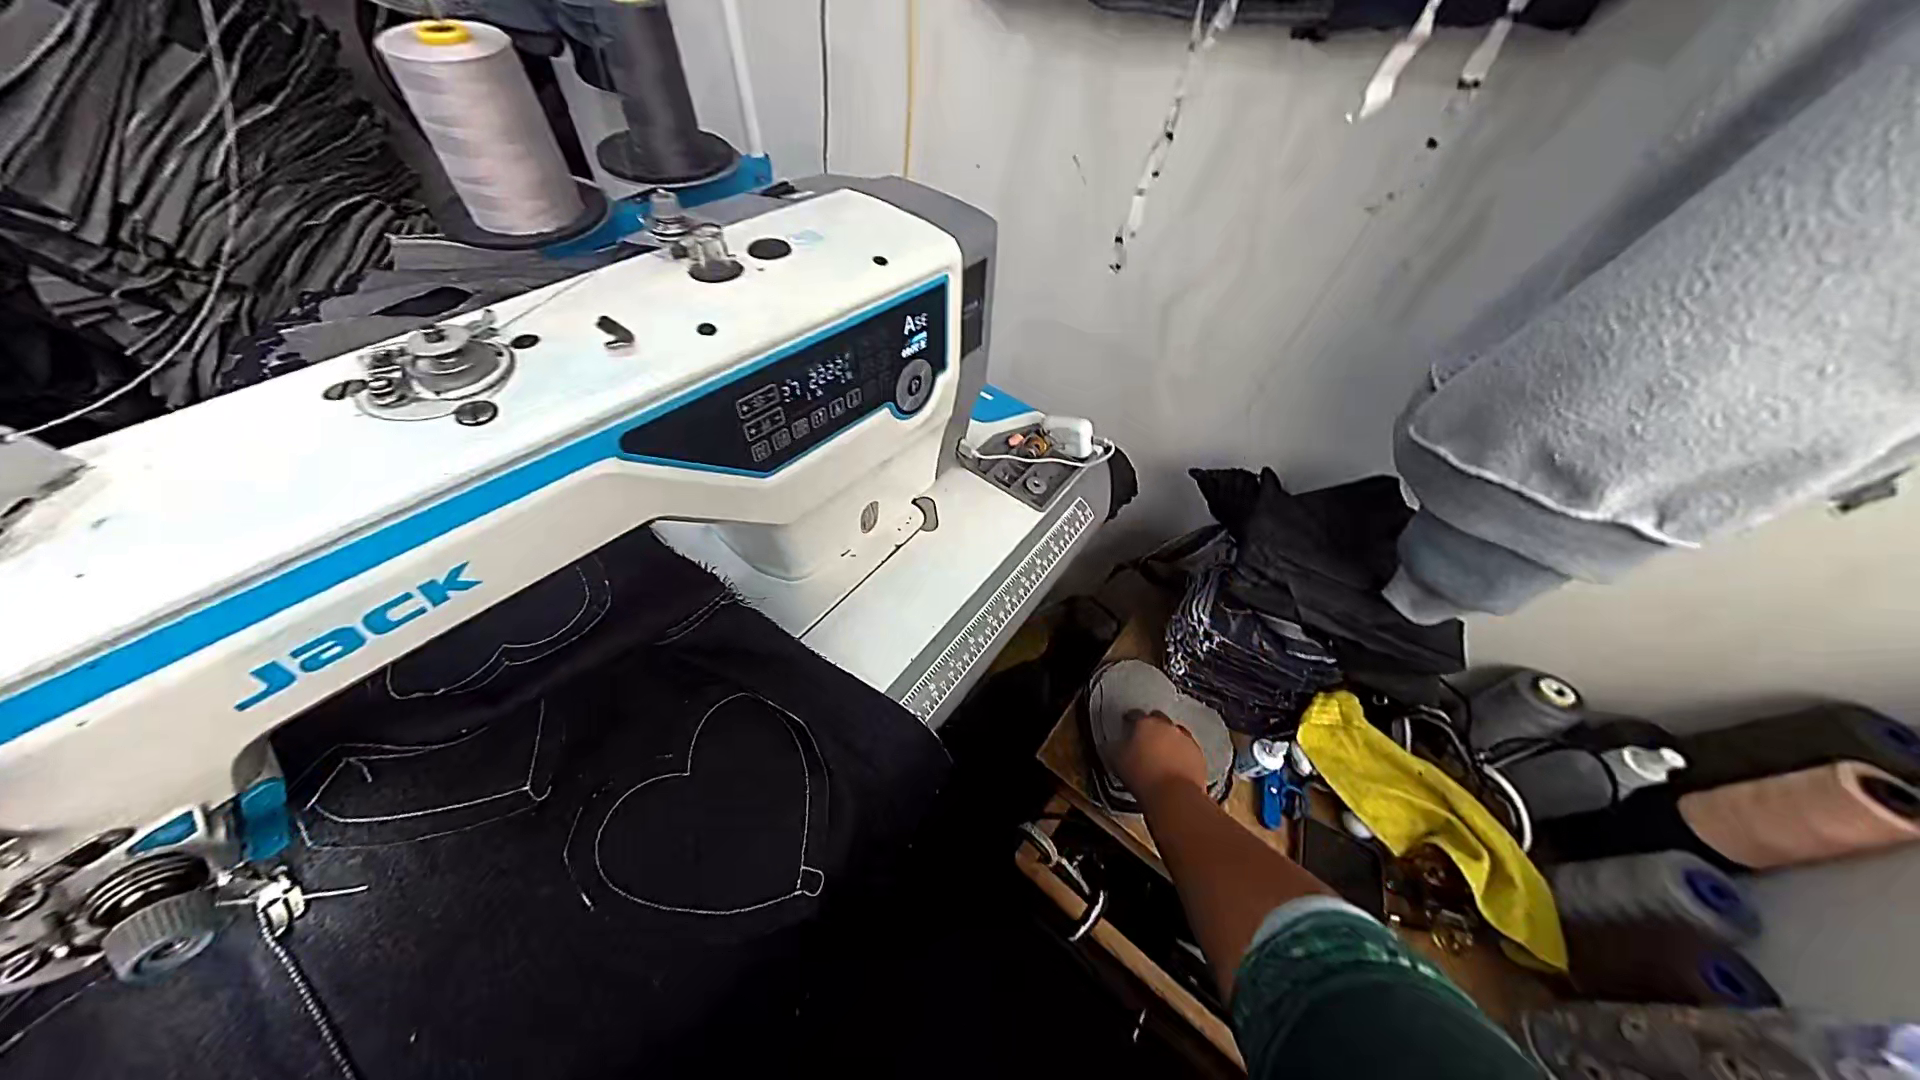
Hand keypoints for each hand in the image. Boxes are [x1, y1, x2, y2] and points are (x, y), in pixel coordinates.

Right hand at [1113, 710, 1208, 797]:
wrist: (1175, 796)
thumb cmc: (1141, 775)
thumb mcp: (1117, 760)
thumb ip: (1114, 747)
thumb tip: (1111, 743)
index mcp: (1146, 723)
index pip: (1135, 714)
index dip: (1129, 719)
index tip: (1126, 724)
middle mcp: (1168, 726)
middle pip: (1158, 719)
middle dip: (1152, 726)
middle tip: (1145, 739)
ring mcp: (1186, 740)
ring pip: (1175, 733)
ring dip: (1169, 739)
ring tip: (1162, 754)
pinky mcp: (1199, 756)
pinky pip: (1187, 749)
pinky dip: (1181, 754)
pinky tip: (1176, 765)